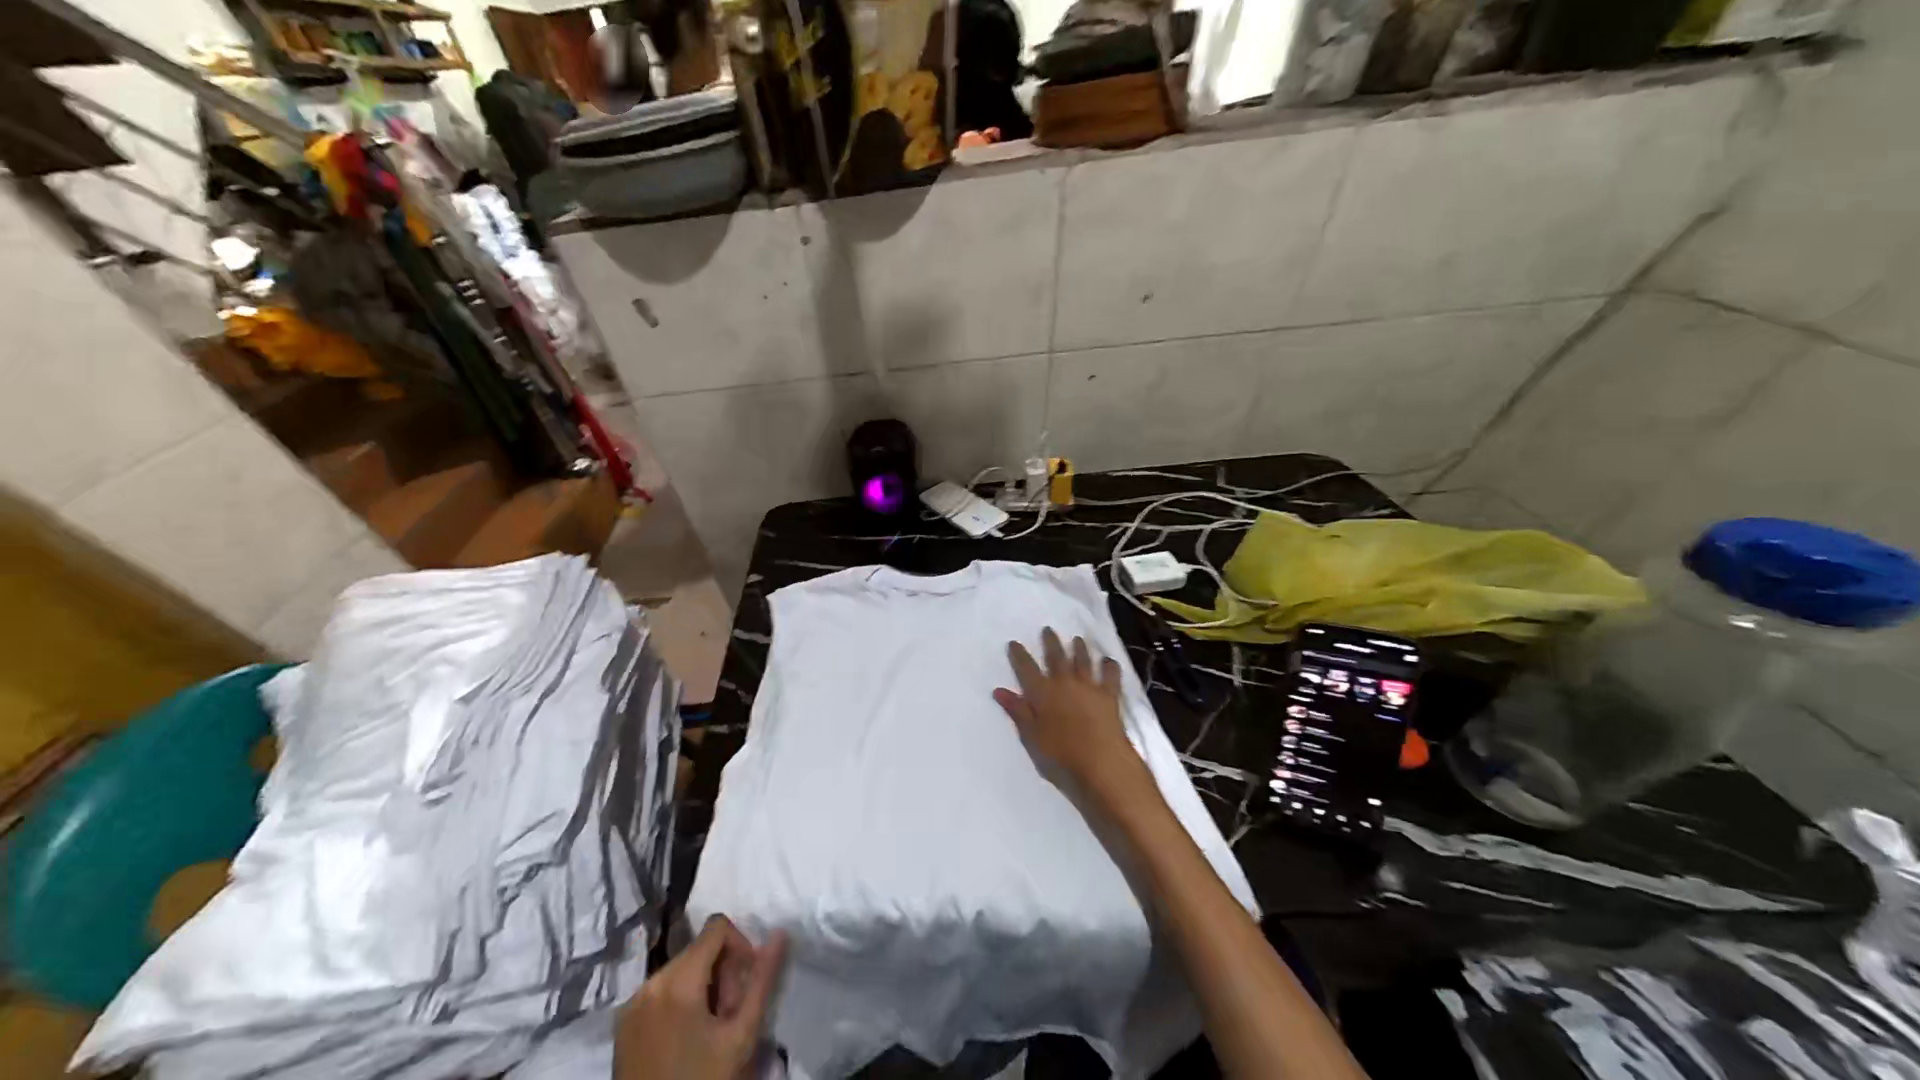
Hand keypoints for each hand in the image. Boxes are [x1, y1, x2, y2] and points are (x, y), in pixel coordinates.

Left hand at [614, 915, 788, 1079]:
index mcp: (677, 981)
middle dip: (722, 971)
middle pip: (698, 949)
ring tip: (710, 1028)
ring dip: (702, 986)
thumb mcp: (741, 1034)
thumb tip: (779, 934)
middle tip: (730, 1014)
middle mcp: (649, 982)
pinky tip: (686, 1037)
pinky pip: (660, 990)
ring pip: (680, 968)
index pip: (716, 927)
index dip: (740, 945)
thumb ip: (762, 980)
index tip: (745, 983)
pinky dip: (679, 1000)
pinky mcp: (622, 1022)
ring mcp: (631, 1003)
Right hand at [994, 627, 1151, 802]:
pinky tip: (1109, 660)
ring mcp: (1089, 685)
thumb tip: (998, 690)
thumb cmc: (1060, 751)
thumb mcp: (1031, 734)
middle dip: (1051, 642)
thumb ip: (1017, 710)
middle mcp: (1064, 682)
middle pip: (1056, 657)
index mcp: (1042, 692)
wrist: (1100, 758)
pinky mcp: (1109, 694)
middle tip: (1048, 629)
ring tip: (1076, 638)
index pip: (1026, 668)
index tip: (1014, 642)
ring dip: (1079, 648)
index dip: (1019, 654)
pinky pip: (1110, 674)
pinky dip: (1109, 666)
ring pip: (1082, 660)